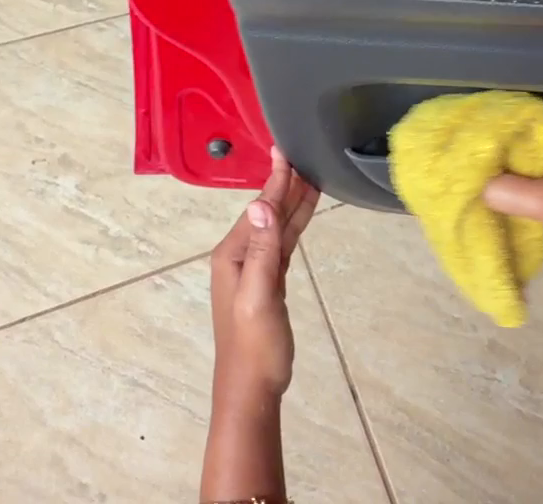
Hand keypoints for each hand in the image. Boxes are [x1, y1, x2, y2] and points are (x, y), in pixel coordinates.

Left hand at [210, 149, 319, 401]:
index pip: (258, 209)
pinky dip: (294, 223)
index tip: (285, 151)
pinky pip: (283, 242)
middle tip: (302, 152)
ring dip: (293, 201)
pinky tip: (305, 211)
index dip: (275, 181)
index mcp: (232, 255)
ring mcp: (253, 268)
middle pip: (266, 212)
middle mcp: (239, 256)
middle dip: (284, 184)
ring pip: (277, 226)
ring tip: (311, 174)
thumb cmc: (254, 347)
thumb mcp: (259, 297)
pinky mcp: (268, 280)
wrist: (252, 390)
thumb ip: (262, 251)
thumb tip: (260, 205)